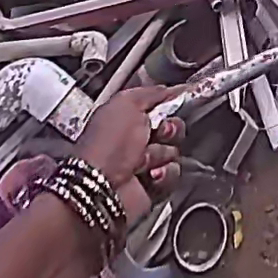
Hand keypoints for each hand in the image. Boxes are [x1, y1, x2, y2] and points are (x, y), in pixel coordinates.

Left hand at [75, 86, 183, 218]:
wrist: (101, 189)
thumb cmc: (107, 144)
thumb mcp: (127, 104)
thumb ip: (152, 93)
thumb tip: (174, 88)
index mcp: (126, 116)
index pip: (159, 104)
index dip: (169, 103)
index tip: (176, 102)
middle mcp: (135, 139)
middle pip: (172, 127)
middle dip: (170, 129)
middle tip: (159, 132)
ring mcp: (145, 163)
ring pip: (174, 150)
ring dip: (162, 153)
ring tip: (145, 160)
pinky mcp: (153, 186)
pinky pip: (173, 174)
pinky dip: (165, 173)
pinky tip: (151, 175)